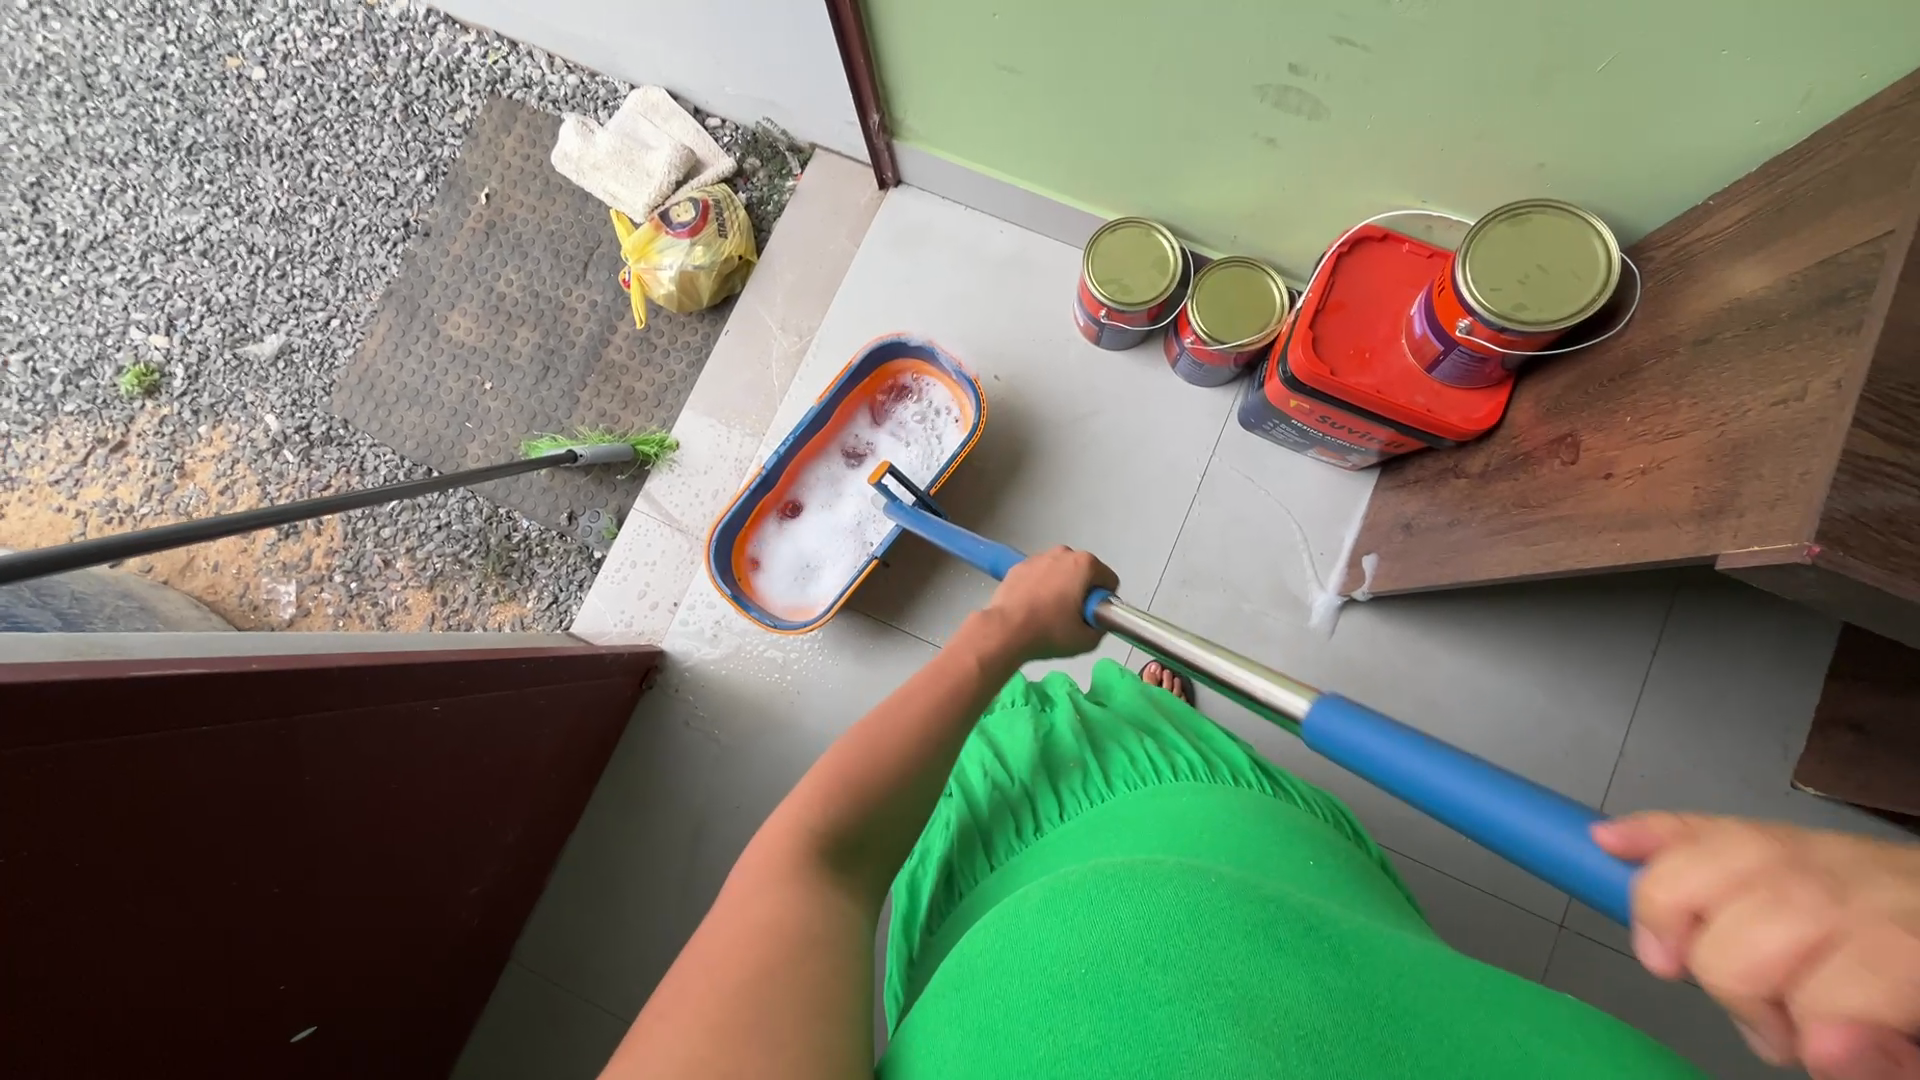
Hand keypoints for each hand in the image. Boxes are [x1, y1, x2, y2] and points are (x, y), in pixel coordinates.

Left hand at [976, 546, 1116, 661]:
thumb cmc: (1049, 632)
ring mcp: (1037, 557)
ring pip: (1060, 572)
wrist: (1005, 631)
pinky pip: (1038, 576)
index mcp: (1084, 564)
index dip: (1102, 602)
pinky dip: (1039, 587)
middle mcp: (1062, 553)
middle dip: (1082, 591)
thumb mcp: (1087, 640)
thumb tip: (1097, 622)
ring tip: (1049, 613)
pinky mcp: (1018, 566)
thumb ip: (1101, 627)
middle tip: (1071, 617)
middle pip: (1084, 573)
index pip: (1109, 581)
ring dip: (1060, 588)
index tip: (1090, 616)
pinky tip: (1032, 607)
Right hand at [1593, 813, 1919, 1078]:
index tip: (1806, 1057)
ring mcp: (1808, 848)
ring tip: (1666, 961)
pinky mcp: (1767, 833)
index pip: (1862, 959)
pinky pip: (1697, 820)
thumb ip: (1897, 1053)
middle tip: (1759, 1030)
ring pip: (1716, 853)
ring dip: (1664, 905)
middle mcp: (1863, 880)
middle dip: (1733, 975)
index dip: (1824, 1012)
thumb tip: (1829, 1057)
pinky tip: (1608, 841)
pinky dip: (1644, 830)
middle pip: (1770, 905)